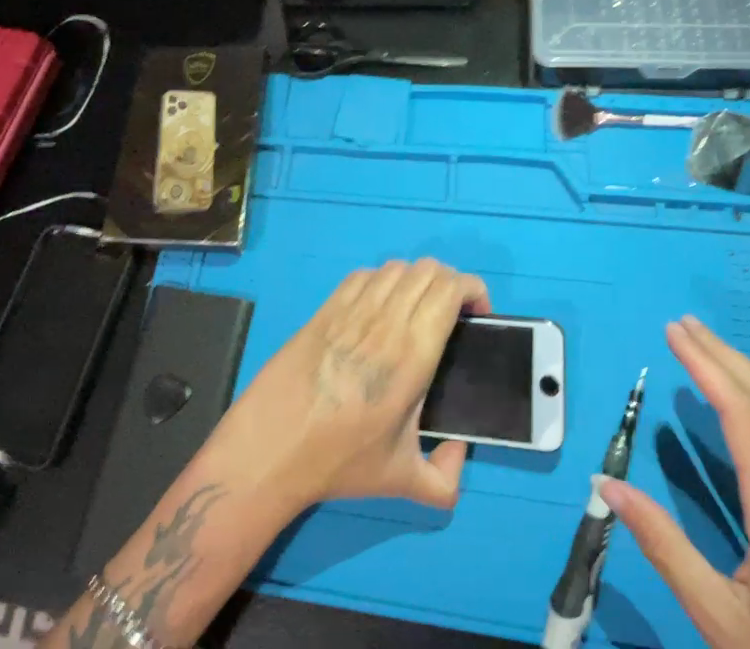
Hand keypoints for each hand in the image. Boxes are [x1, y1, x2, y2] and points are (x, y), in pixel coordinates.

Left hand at [202, 258, 489, 513]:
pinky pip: (361, 276)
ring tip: (418, 310)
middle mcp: (383, 323)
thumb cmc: (338, 462)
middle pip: (427, 270)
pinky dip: (381, 281)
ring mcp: (349, 312)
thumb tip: (459, 456)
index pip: (450, 290)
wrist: (271, 449)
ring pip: (394, 268)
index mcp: (411, 355)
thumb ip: (446, 479)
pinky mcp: (322, 312)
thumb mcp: (403, 481)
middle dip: (450, 284)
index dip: (473, 291)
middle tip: (454, 314)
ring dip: (416, 280)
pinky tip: (379, 308)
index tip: (479, 315)